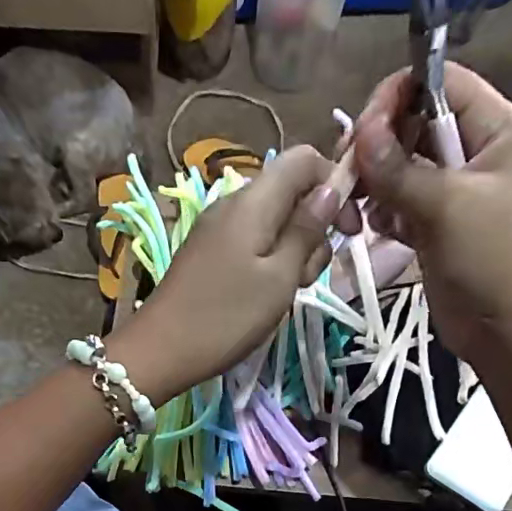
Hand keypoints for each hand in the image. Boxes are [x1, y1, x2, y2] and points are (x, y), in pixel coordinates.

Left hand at [107, 146, 341, 400]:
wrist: (161, 351)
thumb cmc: (227, 317)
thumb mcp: (280, 277)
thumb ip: (307, 230)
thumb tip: (331, 189)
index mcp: (254, 200)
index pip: (305, 159)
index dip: (335, 183)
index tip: (351, 228)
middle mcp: (234, 202)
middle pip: (291, 192)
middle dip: (314, 227)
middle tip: (309, 276)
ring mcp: (219, 227)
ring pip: (274, 221)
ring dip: (294, 251)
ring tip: (286, 291)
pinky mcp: (211, 251)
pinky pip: (253, 241)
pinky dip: (271, 261)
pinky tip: (265, 294)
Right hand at [353, 63, 511, 364]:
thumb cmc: (499, 258)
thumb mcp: (450, 204)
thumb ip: (400, 169)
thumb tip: (359, 134)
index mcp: (496, 130)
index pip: (441, 85)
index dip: (398, 97)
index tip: (361, 130)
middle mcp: (475, 154)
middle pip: (414, 126)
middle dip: (378, 146)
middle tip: (349, 174)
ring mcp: (454, 196)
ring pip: (401, 170)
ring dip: (373, 184)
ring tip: (355, 209)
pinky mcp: (436, 231)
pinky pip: (400, 207)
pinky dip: (381, 213)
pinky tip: (368, 227)